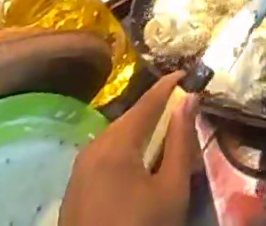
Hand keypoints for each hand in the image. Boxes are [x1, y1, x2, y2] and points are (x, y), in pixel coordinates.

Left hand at [58, 72, 198, 225]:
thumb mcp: (172, 190)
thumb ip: (182, 140)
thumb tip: (190, 98)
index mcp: (115, 143)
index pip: (149, 100)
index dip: (172, 85)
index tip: (191, 73)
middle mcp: (92, 148)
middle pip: (132, 118)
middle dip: (159, 114)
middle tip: (186, 117)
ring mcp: (79, 171)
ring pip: (118, 138)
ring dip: (143, 135)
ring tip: (169, 145)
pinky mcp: (74, 192)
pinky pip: (106, 158)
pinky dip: (127, 154)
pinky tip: (143, 170)